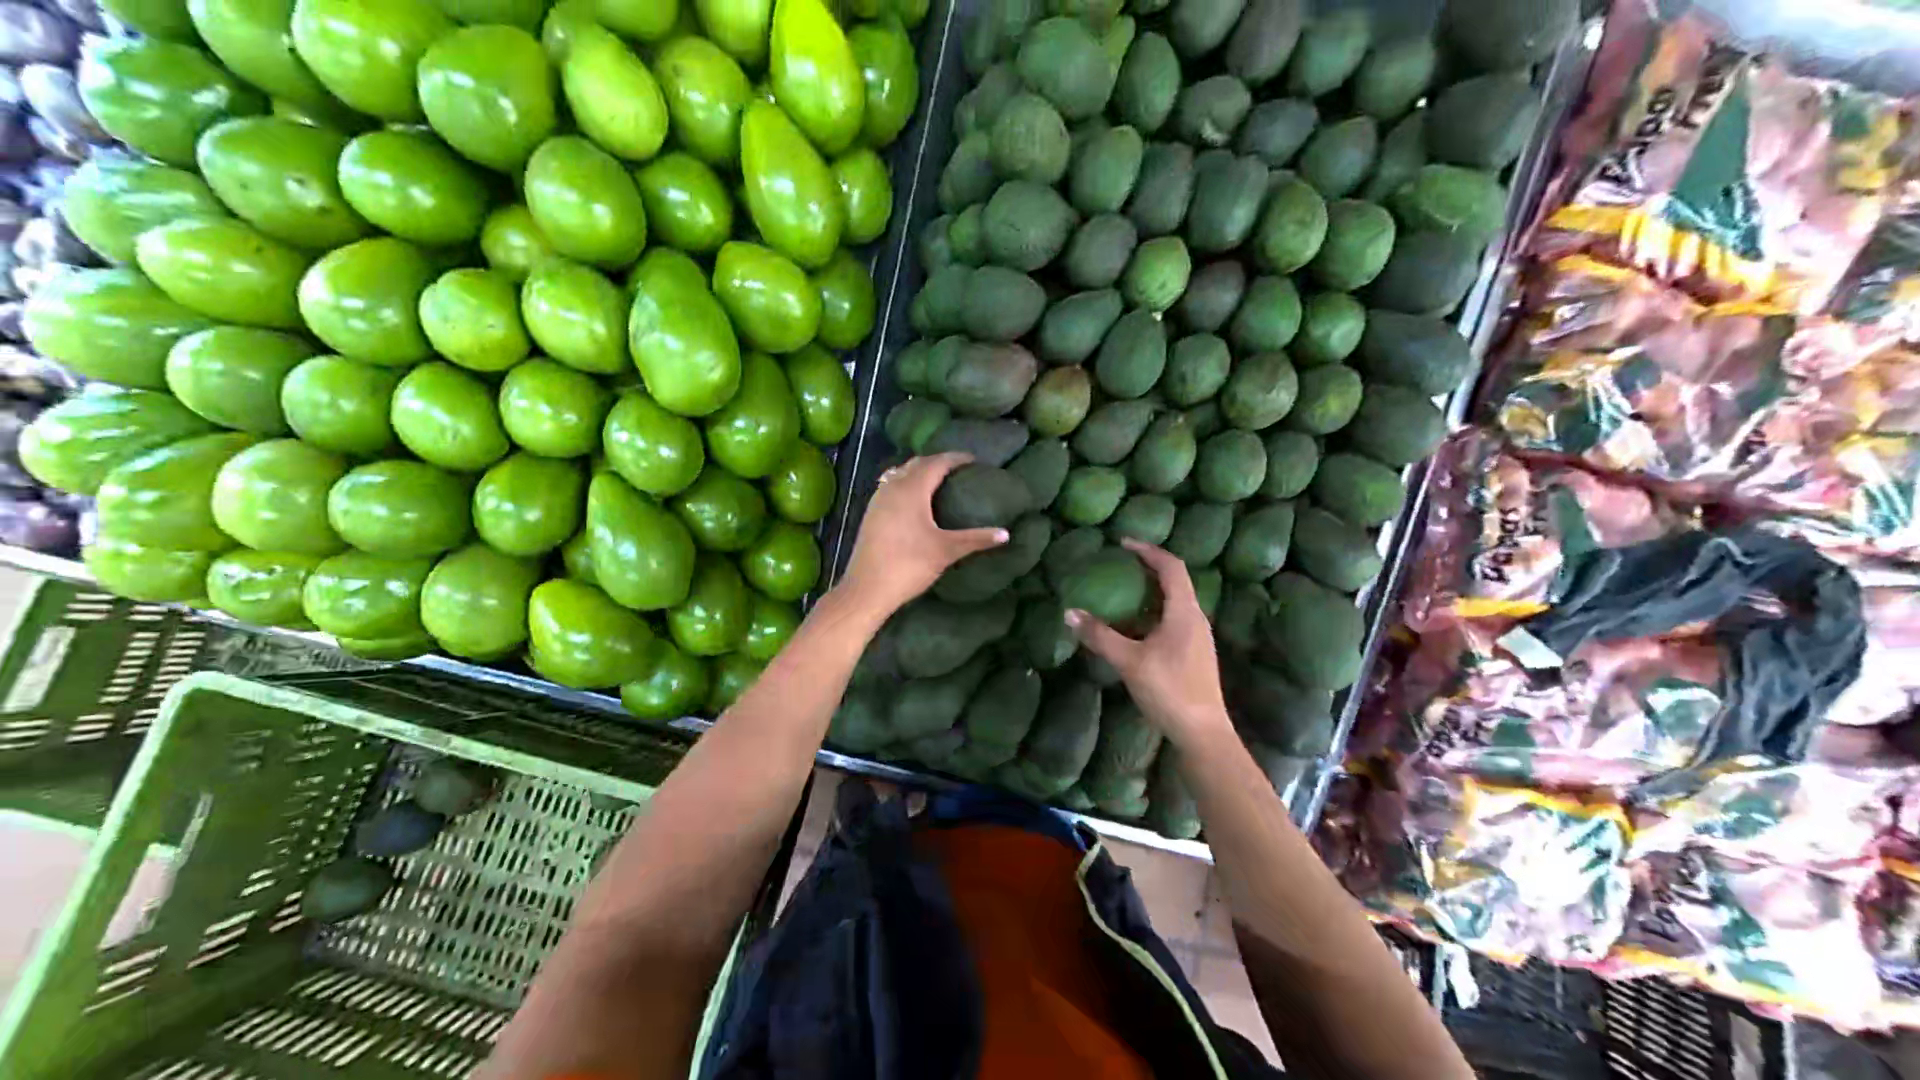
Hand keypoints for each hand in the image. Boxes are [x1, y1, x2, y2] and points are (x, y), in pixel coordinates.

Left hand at [835, 453, 1007, 619]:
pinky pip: (891, 487)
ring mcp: (878, 500)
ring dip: (919, 472)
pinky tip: (915, 501)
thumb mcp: (946, 550)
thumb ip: (976, 539)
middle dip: (938, 462)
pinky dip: (906, 485)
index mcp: (911, 489)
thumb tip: (1005, 534)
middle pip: (917, 464)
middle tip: (959, 470)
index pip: (937, 462)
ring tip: (939, 482)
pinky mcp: (870, 514)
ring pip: (900, 474)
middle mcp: (892, 487)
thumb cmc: (908, 565)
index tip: (974, 461)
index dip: (956, 458)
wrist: (866, 589)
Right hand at [1067, 539, 1232, 744]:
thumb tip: (1069, 613)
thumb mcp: (1129, 661)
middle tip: (1118, 565)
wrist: (1202, 733)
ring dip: (1149, 593)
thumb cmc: (1169, 690)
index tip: (1123, 543)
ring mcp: (1197, 638)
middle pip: (1175, 582)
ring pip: (1173, 604)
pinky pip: (1172, 621)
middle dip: (1147, 569)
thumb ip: (1100, 636)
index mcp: (1185, 612)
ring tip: (1120, 593)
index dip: (1148, 550)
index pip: (1171, 567)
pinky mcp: (1193, 654)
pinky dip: (1151, 614)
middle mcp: (1195, 619)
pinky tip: (1132, 629)